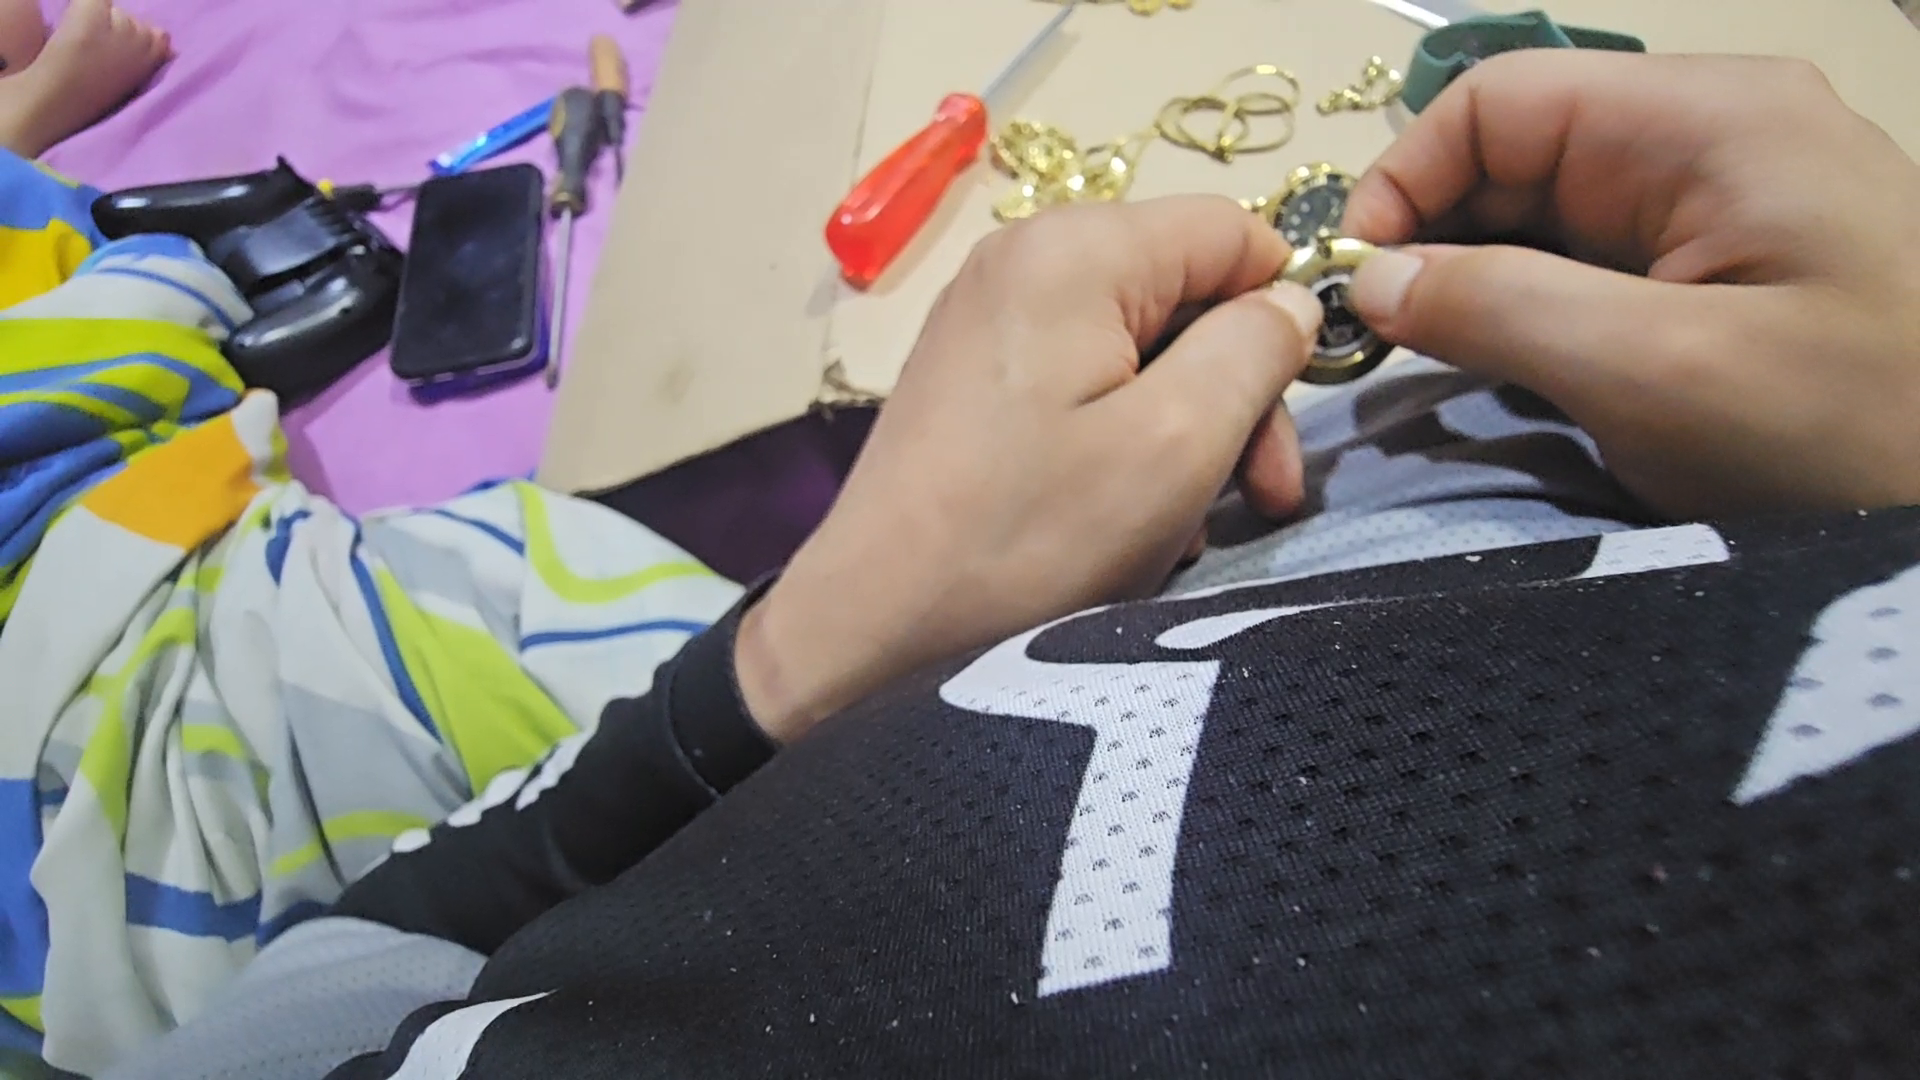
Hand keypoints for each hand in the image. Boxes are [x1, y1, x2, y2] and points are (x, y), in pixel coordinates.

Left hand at [737, 197, 1322, 739]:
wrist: (874, 617)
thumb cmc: (1028, 535)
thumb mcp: (1174, 441)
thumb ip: (1254, 350)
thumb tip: (1288, 302)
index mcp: (1075, 250)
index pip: (1231, 234)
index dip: (1281, 314)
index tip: (1287, 420)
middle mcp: (1022, 262)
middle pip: (1180, 298)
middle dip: (1230, 396)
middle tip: (1257, 498)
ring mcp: (986, 322)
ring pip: (1133, 354)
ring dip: (1177, 435)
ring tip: (1174, 527)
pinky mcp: (970, 380)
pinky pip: (1077, 389)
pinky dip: (1117, 444)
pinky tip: (1115, 516)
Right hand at [1342, 52, 1919, 518]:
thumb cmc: (1842, 430)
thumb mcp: (1653, 367)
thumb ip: (1496, 308)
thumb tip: (1366, 282)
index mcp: (1695, 125)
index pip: (1493, 105)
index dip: (1402, 180)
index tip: (1352, 281)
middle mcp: (1678, 153)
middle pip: (1492, 165)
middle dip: (1412, 241)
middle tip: (1363, 335)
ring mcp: (1669, 224)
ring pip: (1504, 228)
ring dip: (1439, 286)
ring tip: (1404, 353)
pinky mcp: (1655, 288)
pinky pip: (1535, 282)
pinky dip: (1478, 318)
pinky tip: (1463, 360)